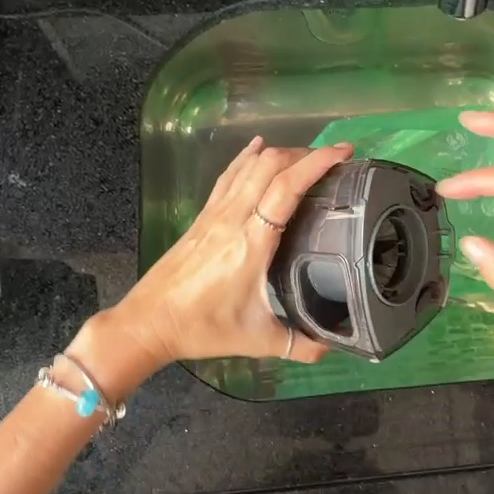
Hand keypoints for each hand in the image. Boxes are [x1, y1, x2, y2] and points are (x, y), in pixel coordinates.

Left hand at [71, 138, 352, 396]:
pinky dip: (248, 157)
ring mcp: (215, 212)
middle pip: (270, 164)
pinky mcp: (203, 215)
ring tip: (307, 159)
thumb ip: (301, 344)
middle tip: (333, 160)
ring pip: (249, 165)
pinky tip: (258, 148)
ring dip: (280, 154)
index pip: (287, 187)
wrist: (149, 322)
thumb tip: (334, 346)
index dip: (317, 163)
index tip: (344, 152)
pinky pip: (229, 175)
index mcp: (252, 242)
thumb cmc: (204, 328)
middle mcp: (233, 217)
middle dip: (305, 153)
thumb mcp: (259, 340)